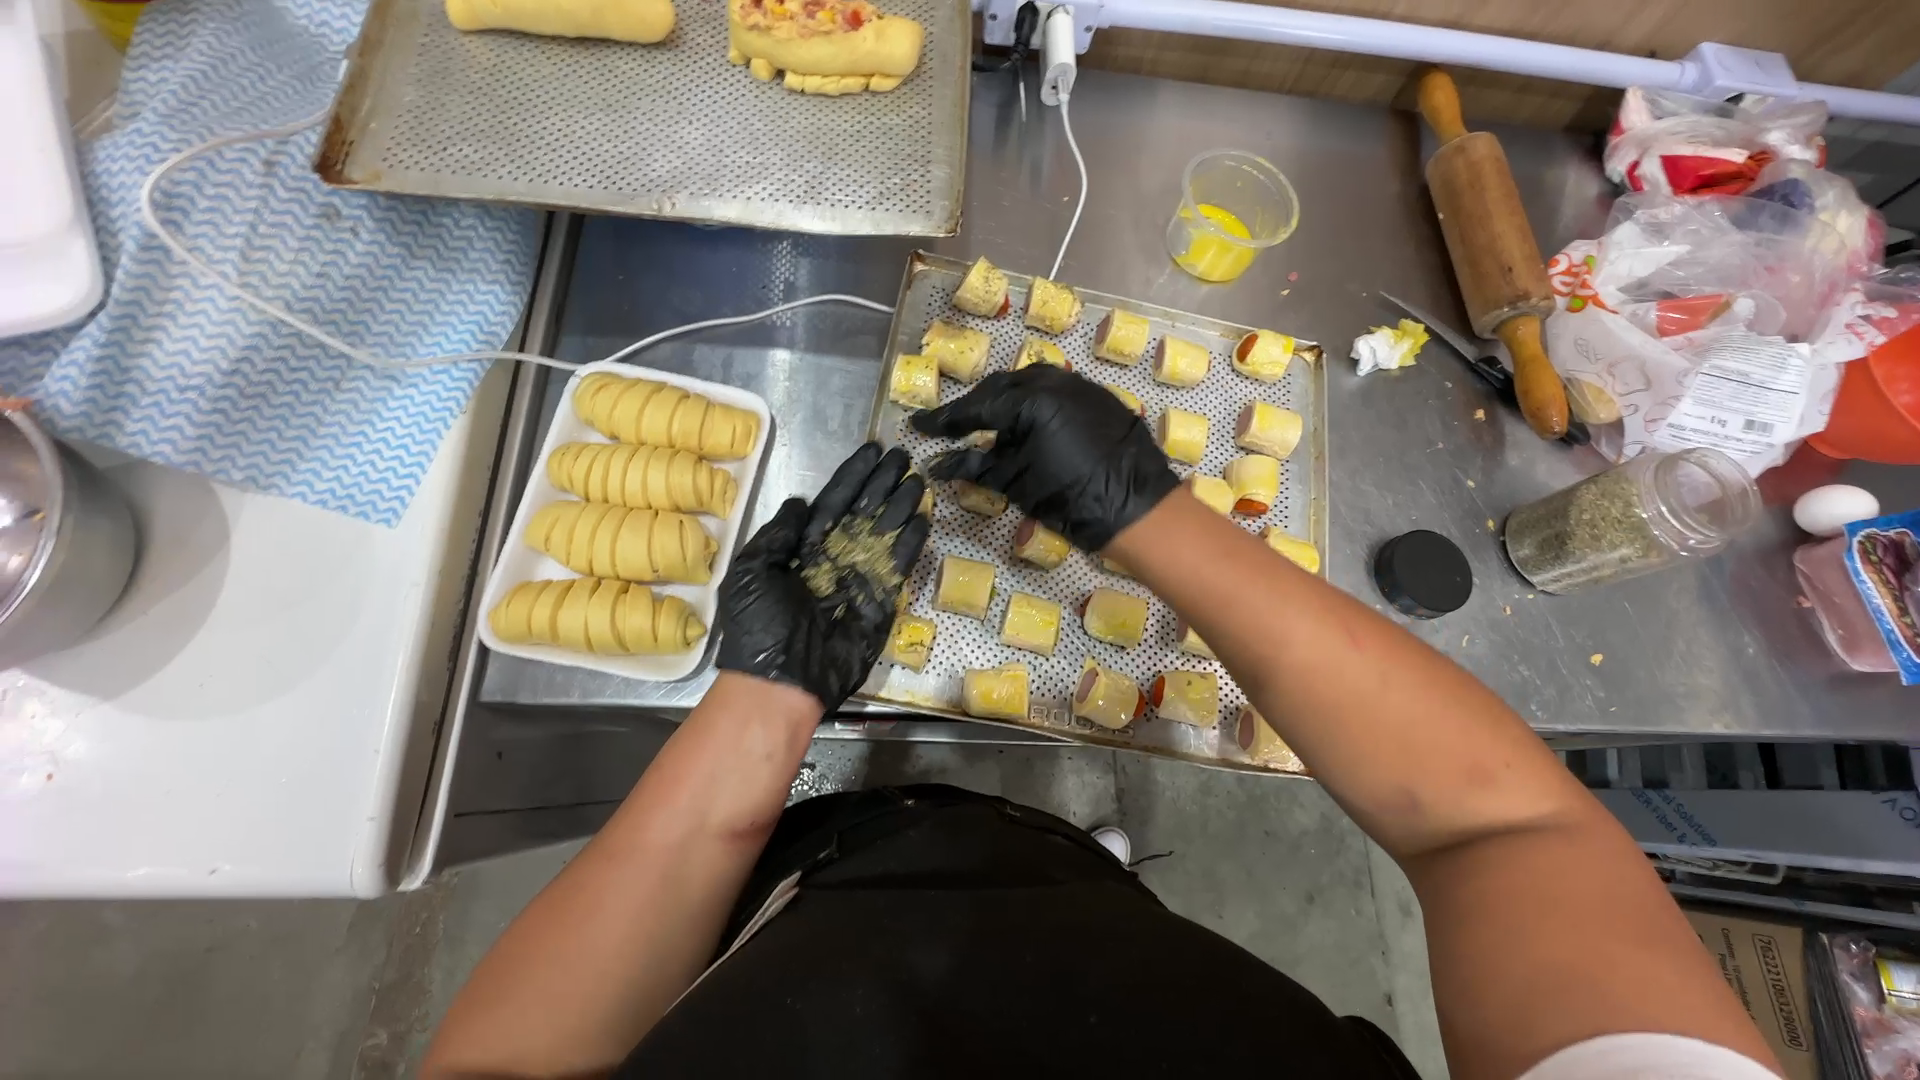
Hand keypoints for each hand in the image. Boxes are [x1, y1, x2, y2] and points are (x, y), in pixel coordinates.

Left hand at [716, 443, 929, 712]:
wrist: (780, 682)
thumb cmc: (759, 627)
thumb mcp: (753, 569)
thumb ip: (778, 533)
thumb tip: (800, 502)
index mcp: (802, 549)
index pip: (832, 502)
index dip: (852, 477)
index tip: (872, 451)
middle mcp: (834, 559)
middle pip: (863, 512)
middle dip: (882, 484)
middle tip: (903, 457)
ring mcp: (859, 580)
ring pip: (885, 534)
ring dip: (902, 507)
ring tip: (919, 481)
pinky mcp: (880, 604)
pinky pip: (898, 569)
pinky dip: (911, 546)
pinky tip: (923, 521)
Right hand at [911, 365, 1177, 550]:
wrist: (1137, 510)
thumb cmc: (1072, 500)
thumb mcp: (1018, 484)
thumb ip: (976, 467)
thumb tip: (938, 464)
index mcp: (1031, 400)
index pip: (976, 408)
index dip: (944, 421)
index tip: (918, 425)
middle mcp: (1054, 382)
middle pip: (1001, 389)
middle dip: (974, 408)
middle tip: (950, 427)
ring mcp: (1080, 386)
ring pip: (1029, 385)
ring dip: (1004, 403)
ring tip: (987, 425)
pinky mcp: (1098, 397)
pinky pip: (1054, 391)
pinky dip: (1032, 405)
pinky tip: (1025, 425)